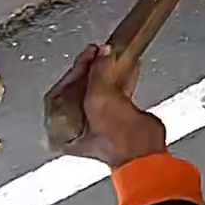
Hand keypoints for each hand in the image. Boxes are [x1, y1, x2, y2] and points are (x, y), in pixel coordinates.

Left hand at [45, 44, 168, 167]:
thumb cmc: (118, 140)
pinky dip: (120, 78)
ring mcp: (96, 124)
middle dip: (90, 69)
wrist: (145, 151)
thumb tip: (101, 53)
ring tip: (110, 55)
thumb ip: (98, 72)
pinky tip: (128, 65)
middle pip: (78, 89)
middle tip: (97, 53)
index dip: (74, 70)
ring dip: (105, 71)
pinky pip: (114, 94)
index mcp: (61, 131)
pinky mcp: (115, 120)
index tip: (87, 55)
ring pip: (97, 90)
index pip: (59, 92)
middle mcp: (75, 129)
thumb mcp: (101, 98)